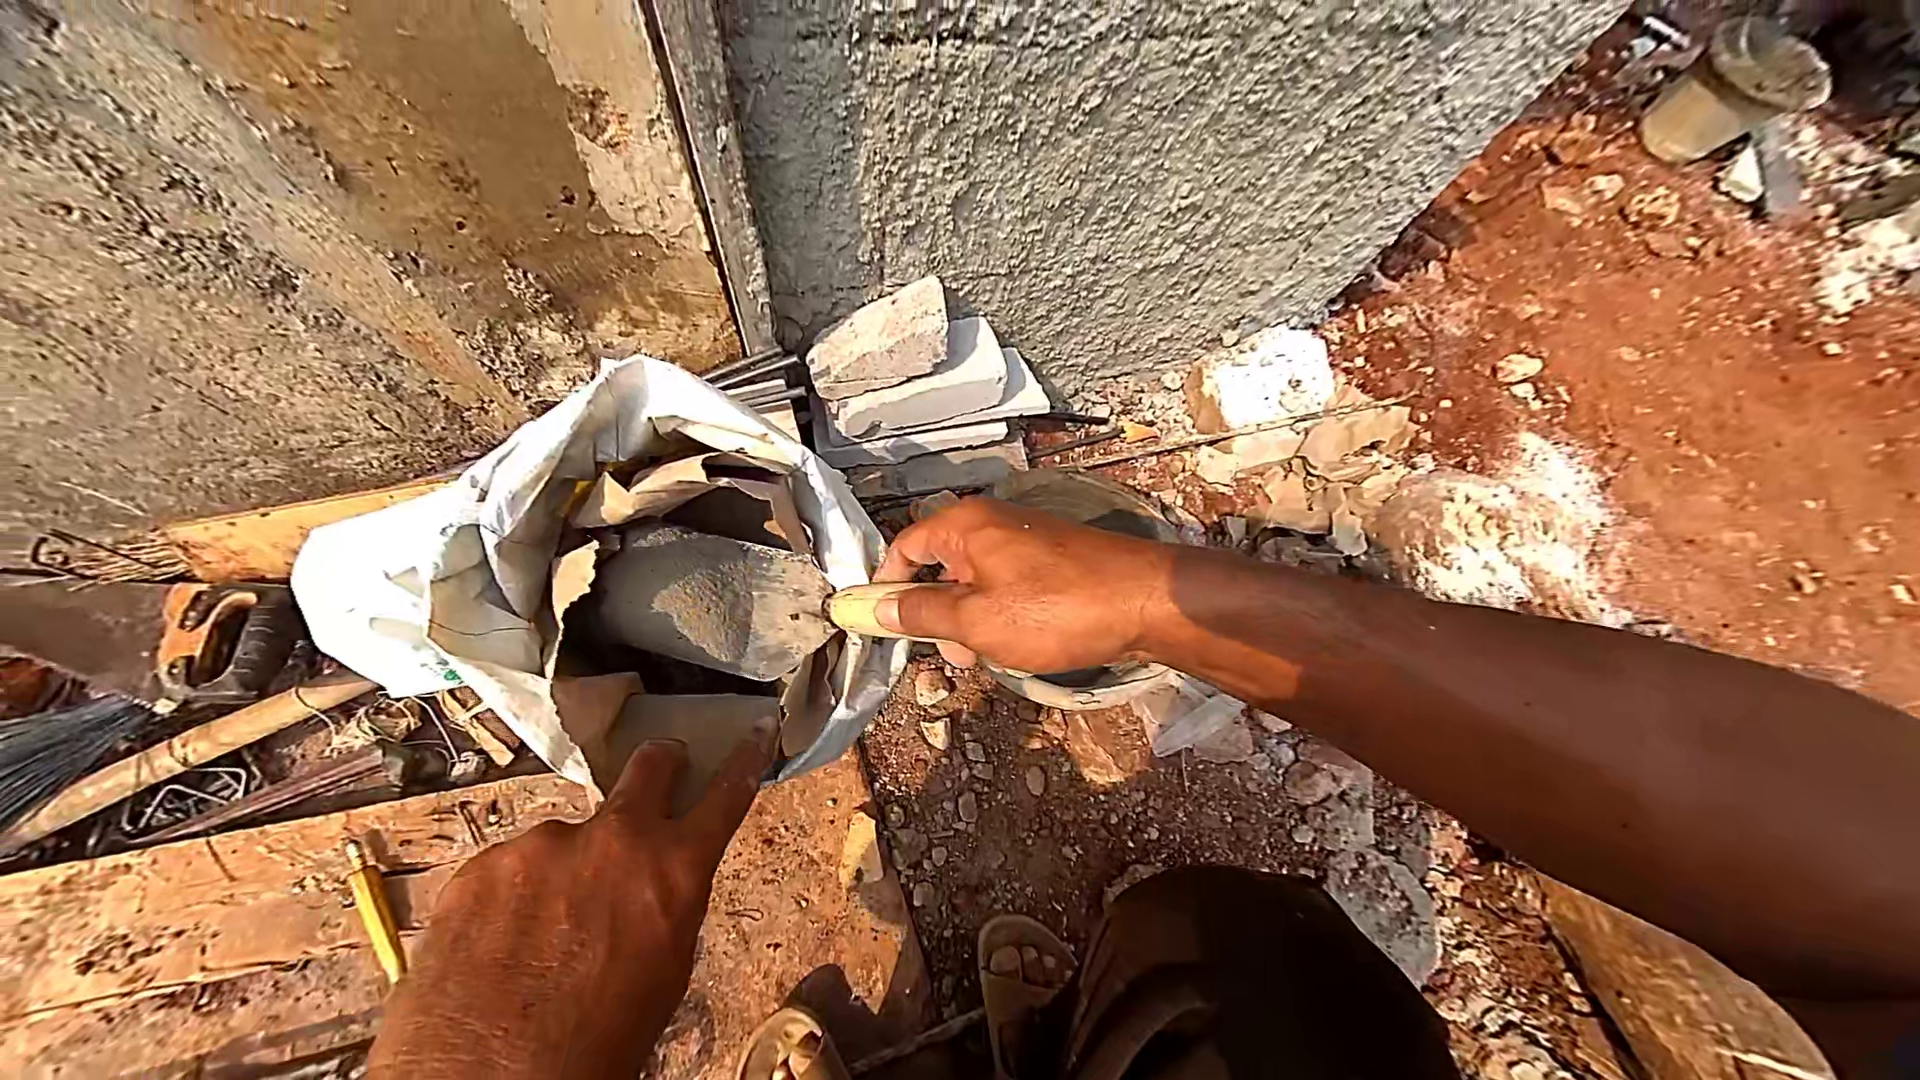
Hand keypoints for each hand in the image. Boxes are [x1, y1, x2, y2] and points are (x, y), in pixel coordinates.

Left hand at [366, 724, 775, 1079]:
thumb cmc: (599, 1044)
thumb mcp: (668, 967)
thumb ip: (673, 897)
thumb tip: (664, 871)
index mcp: (674, 868)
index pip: (727, 793)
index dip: (747, 757)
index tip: (757, 730)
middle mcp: (616, 839)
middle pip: (651, 764)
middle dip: (662, 764)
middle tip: (657, 777)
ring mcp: (545, 844)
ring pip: (571, 835)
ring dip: (568, 864)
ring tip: (540, 928)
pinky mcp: (484, 865)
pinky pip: (513, 866)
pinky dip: (515, 894)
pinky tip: (500, 942)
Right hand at [873, 497, 1175, 671]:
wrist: (1146, 602)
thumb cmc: (1058, 608)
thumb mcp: (976, 620)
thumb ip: (922, 613)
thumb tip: (880, 609)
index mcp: (964, 526)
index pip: (904, 547)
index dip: (887, 585)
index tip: (882, 620)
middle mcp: (991, 524)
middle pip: (939, 566)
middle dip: (938, 612)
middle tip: (954, 651)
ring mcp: (1023, 540)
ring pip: (974, 583)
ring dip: (971, 621)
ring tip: (993, 654)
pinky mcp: (1048, 559)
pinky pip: (1004, 585)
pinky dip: (1000, 615)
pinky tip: (1020, 643)